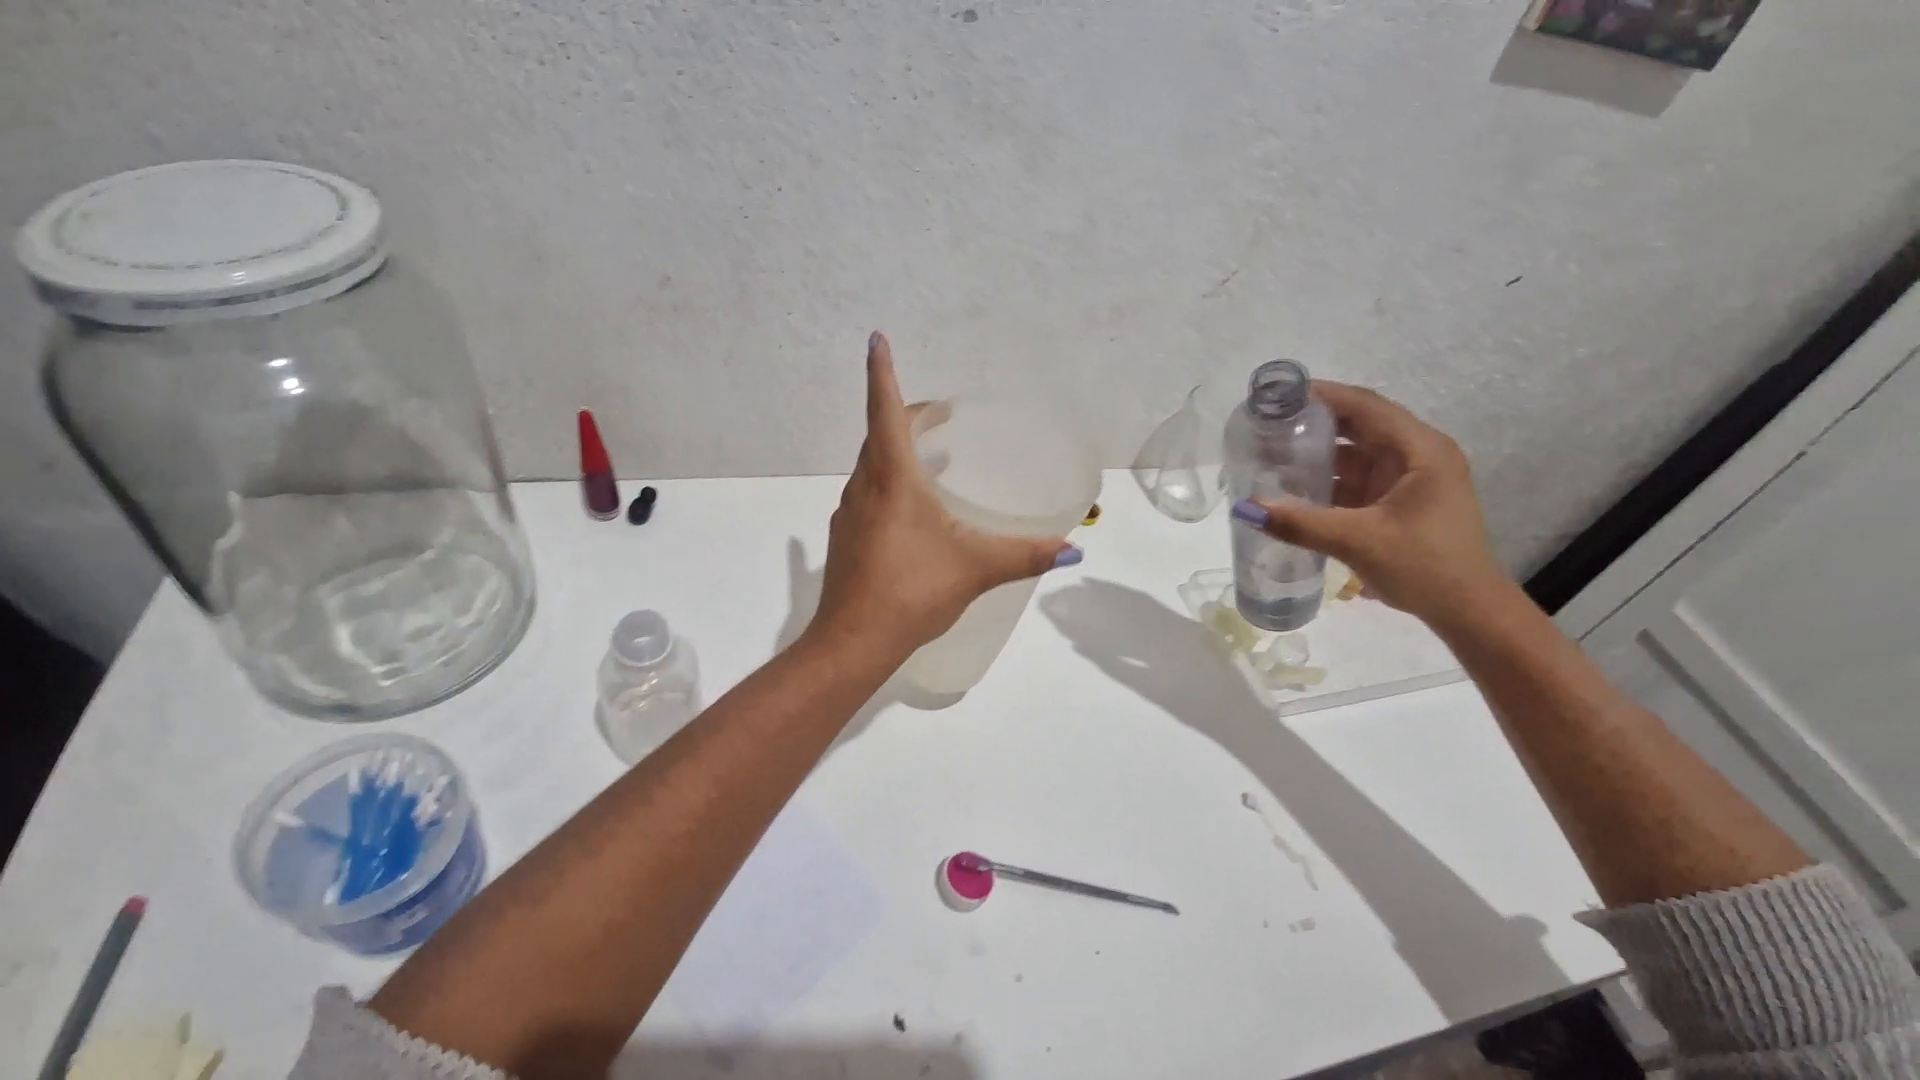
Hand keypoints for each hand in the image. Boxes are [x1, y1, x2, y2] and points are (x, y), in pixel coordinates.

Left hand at [806, 332, 1079, 653]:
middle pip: (879, 435)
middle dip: (905, 414)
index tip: (876, 338)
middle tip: (939, 415)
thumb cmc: (913, 591)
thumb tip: (1072, 550)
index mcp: (892, 479)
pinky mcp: (846, 541)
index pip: (885, 411)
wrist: (853, 642)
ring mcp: (849, 516)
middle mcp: (864, 488)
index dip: (882, 372)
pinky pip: (867, 496)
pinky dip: (888, 483)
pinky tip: (907, 511)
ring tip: (931, 457)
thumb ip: (1026, 556)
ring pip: (871, 467)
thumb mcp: (976, 568)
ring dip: (896, 450)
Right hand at [1231, 381, 1509, 623]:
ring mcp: (1410, 481)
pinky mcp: (1401, 504)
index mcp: (1420, 450)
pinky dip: (1329, 482)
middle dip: (1314, 425)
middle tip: (1267, 425)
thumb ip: (1301, 523)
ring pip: (1356, 455)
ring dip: (1318, 456)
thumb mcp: (1358, 541)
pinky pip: (1358, 481)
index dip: (1323, 396)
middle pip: (1359, 427)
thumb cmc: (1424, 565)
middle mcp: (1418, 456)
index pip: (1365, 407)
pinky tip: (1295, 489)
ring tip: (1271, 455)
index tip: (1278, 395)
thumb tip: (1246, 509)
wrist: (1468, 611)